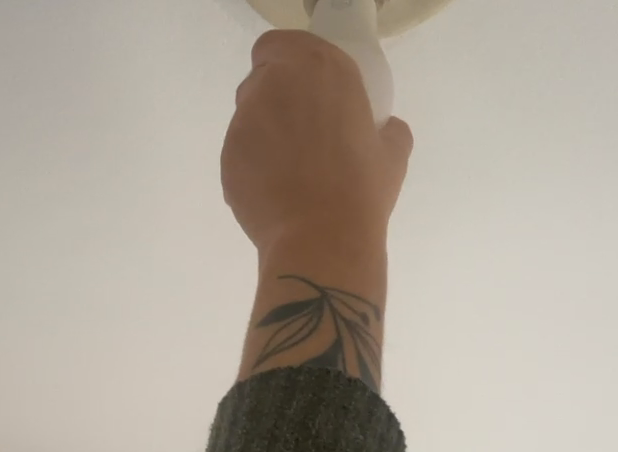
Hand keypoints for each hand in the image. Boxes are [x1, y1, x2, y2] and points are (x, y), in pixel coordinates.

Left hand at [222, 31, 413, 264]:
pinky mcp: (226, 162)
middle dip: (273, 103)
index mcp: (318, 67)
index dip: (282, 65)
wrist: (320, 239)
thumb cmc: (361, 191)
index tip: (298, 91)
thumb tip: (379, 132)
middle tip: (296, 137)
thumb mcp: (391, 150)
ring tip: (286, 173)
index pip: (276, 45)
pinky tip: (273, 194)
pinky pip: (237, 157)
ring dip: (261, 137)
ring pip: (245, 121)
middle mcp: (272, 86)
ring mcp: (243, 125)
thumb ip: (382, 127)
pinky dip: (250, 170)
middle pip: (259, 83)